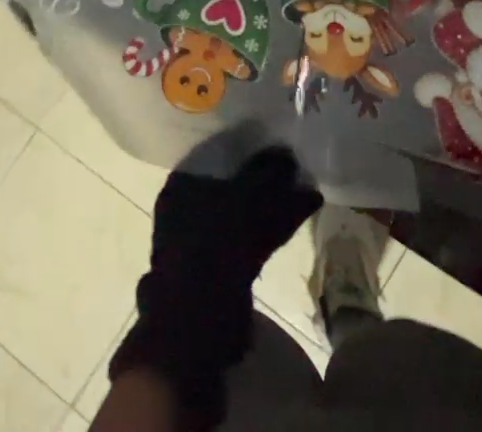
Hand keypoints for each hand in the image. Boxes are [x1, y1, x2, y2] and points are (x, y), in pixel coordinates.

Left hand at [111, 142, 321, 429]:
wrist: (192, 334)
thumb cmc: (212, 258)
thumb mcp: (245, 211)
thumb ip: (269, 184)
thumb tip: (291, 163)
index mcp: (180, 190)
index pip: (217, 157)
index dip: (247, 152)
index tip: (280, 147)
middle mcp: (181, 212)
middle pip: (228, 186)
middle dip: (262, 182)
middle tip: (297, 172)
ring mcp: (193, 245)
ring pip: (238, 215)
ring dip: (268, 208)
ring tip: (302, 195)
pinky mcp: (211, 275)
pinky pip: (244, 242)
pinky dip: (268, 232)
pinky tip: (292, 222)